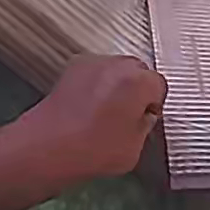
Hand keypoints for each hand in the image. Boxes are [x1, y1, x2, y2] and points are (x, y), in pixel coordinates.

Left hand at [16, 55, 165, 183]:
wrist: (51, 144)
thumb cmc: (97, 150)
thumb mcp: (134, 148)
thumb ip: (145, 124)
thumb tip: (143, 113)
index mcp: (138, 82)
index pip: (159, 84)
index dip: (154, 103)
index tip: (146, 117)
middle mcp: (118, 63)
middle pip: (138, 70)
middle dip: (137, 87)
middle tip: (128, 113)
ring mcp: (94, 60)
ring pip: (117, 67)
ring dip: (117, 82)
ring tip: (106, 108)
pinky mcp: (75, 63)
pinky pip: (96, 69)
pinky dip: (98, 80)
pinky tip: (89, 103)